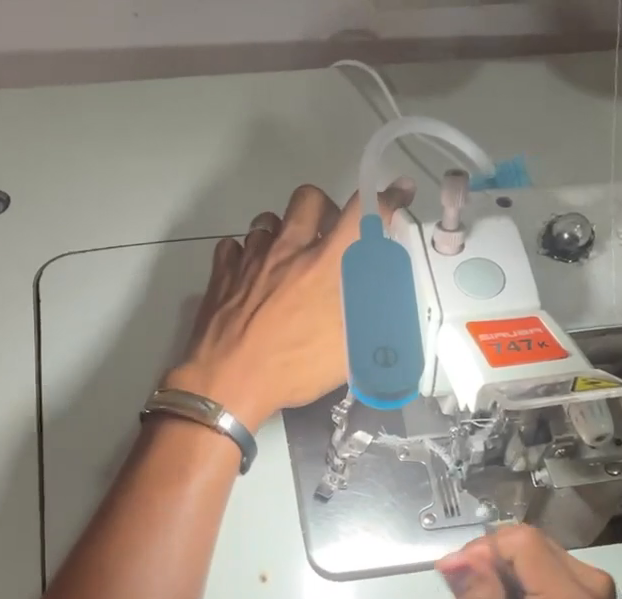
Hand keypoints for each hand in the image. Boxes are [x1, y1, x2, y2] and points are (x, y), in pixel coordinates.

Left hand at [166, 181, 412, 431]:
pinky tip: (250, 275)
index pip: (363, 214)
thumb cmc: (293, 370)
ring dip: (282, 231)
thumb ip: (371, 321)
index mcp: (326, 265)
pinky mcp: (222, 272)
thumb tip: (387, 305)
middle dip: (324, 209)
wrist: (228, 383)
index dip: (386, 198)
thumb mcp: (347, 353)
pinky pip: (234, 246)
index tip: (399, 193)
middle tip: (327, 237)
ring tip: (286, 258)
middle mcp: (288, 250)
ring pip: (268, 220)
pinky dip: (245, 254)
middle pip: (309, 198)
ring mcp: (251, 258)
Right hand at [436, 525, 621, 598]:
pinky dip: (522, 578)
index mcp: (568, 598)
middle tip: (463, 592)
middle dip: (489, 558)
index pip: (519, 541)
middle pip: (529, 541)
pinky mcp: (595, 589)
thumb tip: (455, 560)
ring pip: (537, 550)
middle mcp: (590, 580)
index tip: (453, 575)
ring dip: (503, 569)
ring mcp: (596, 582)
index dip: (480, 549)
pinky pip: (549, 566)